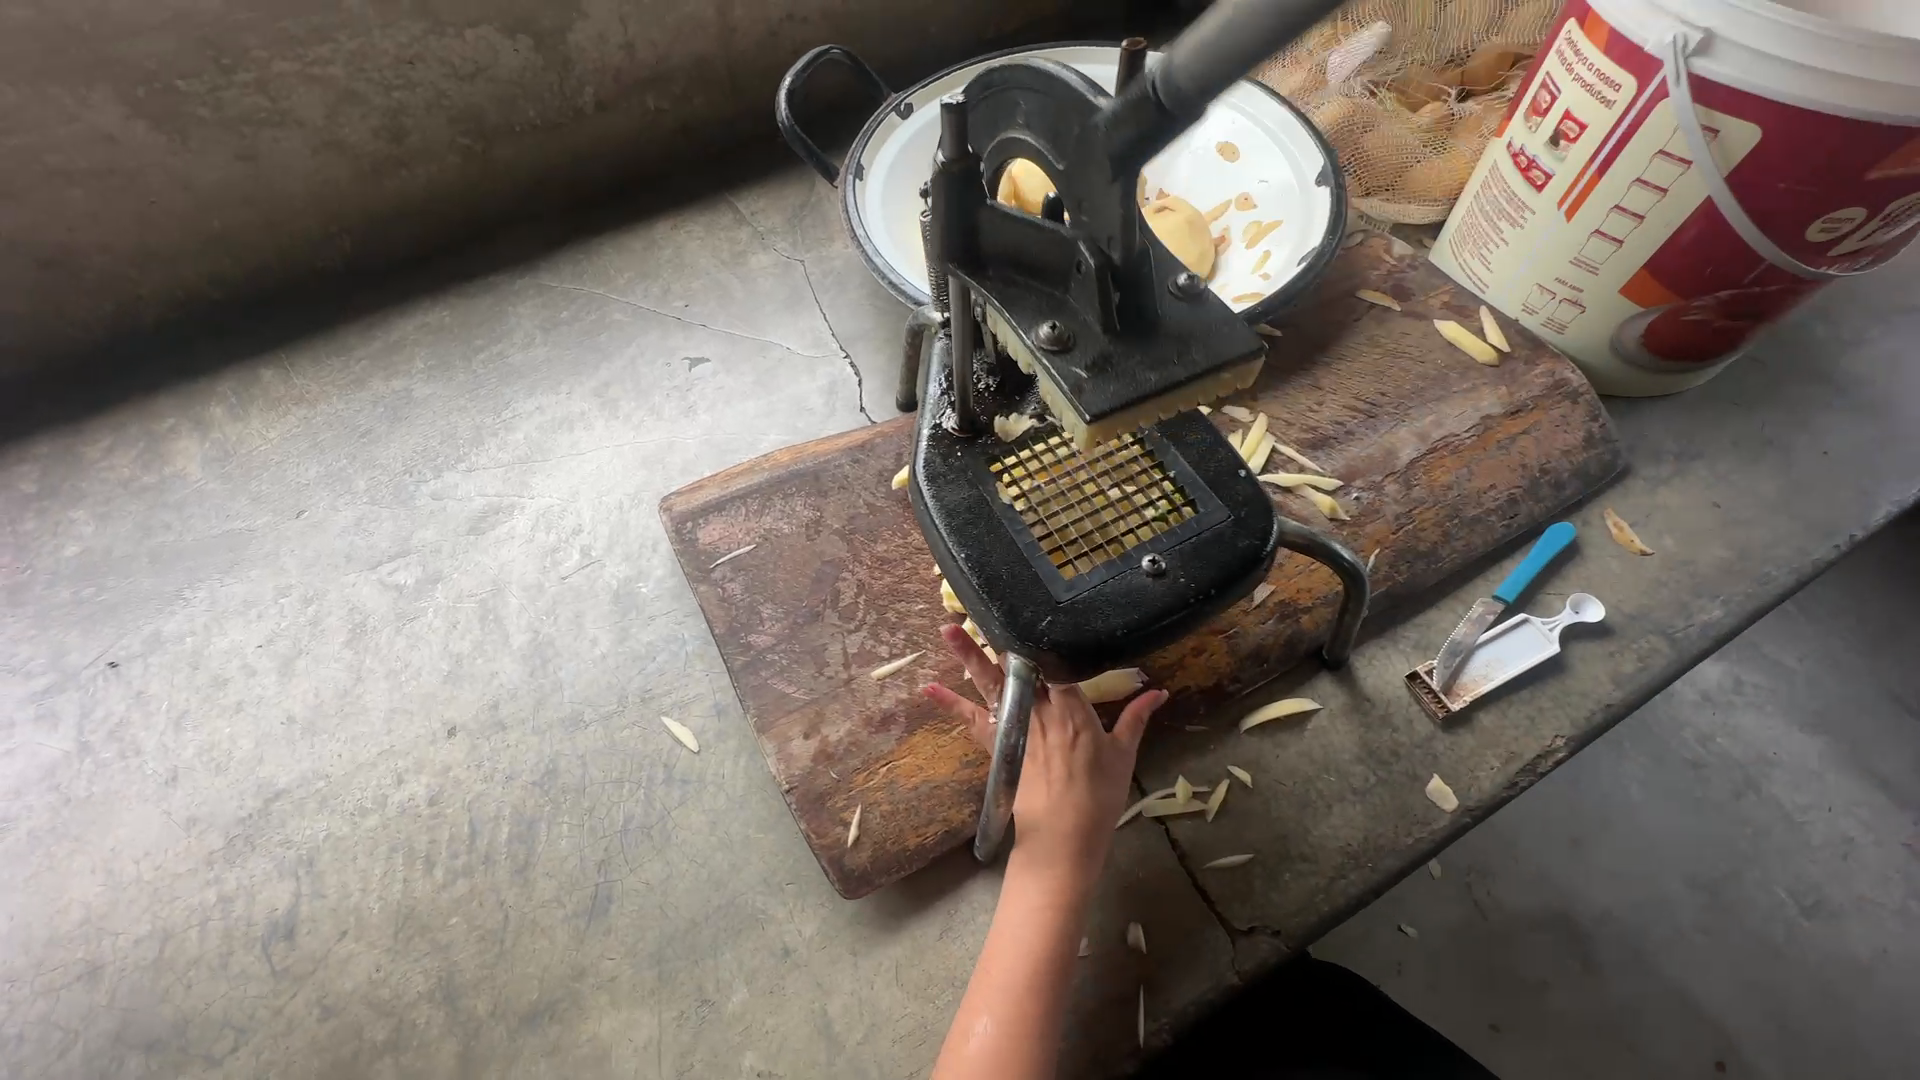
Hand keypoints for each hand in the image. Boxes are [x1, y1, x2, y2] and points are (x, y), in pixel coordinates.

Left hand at [924, 624, 1168, 888]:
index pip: (1055, 664)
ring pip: (989, 683)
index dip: (1045, 641)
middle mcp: (1038, 710)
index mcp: (1072, 709)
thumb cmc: (1099, 797)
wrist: (1063, 838)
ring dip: (968, 656)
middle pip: (1016, 667)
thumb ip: (1136, 717)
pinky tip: (929, 688)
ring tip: (947, 630)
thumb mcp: (1123, 754)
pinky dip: (949, 703)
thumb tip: (1159, 691)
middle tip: (978, 608)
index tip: (1035, 615)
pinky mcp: (996, 745)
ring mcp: (1014, 726)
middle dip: (998, 638)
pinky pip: (971, 718)